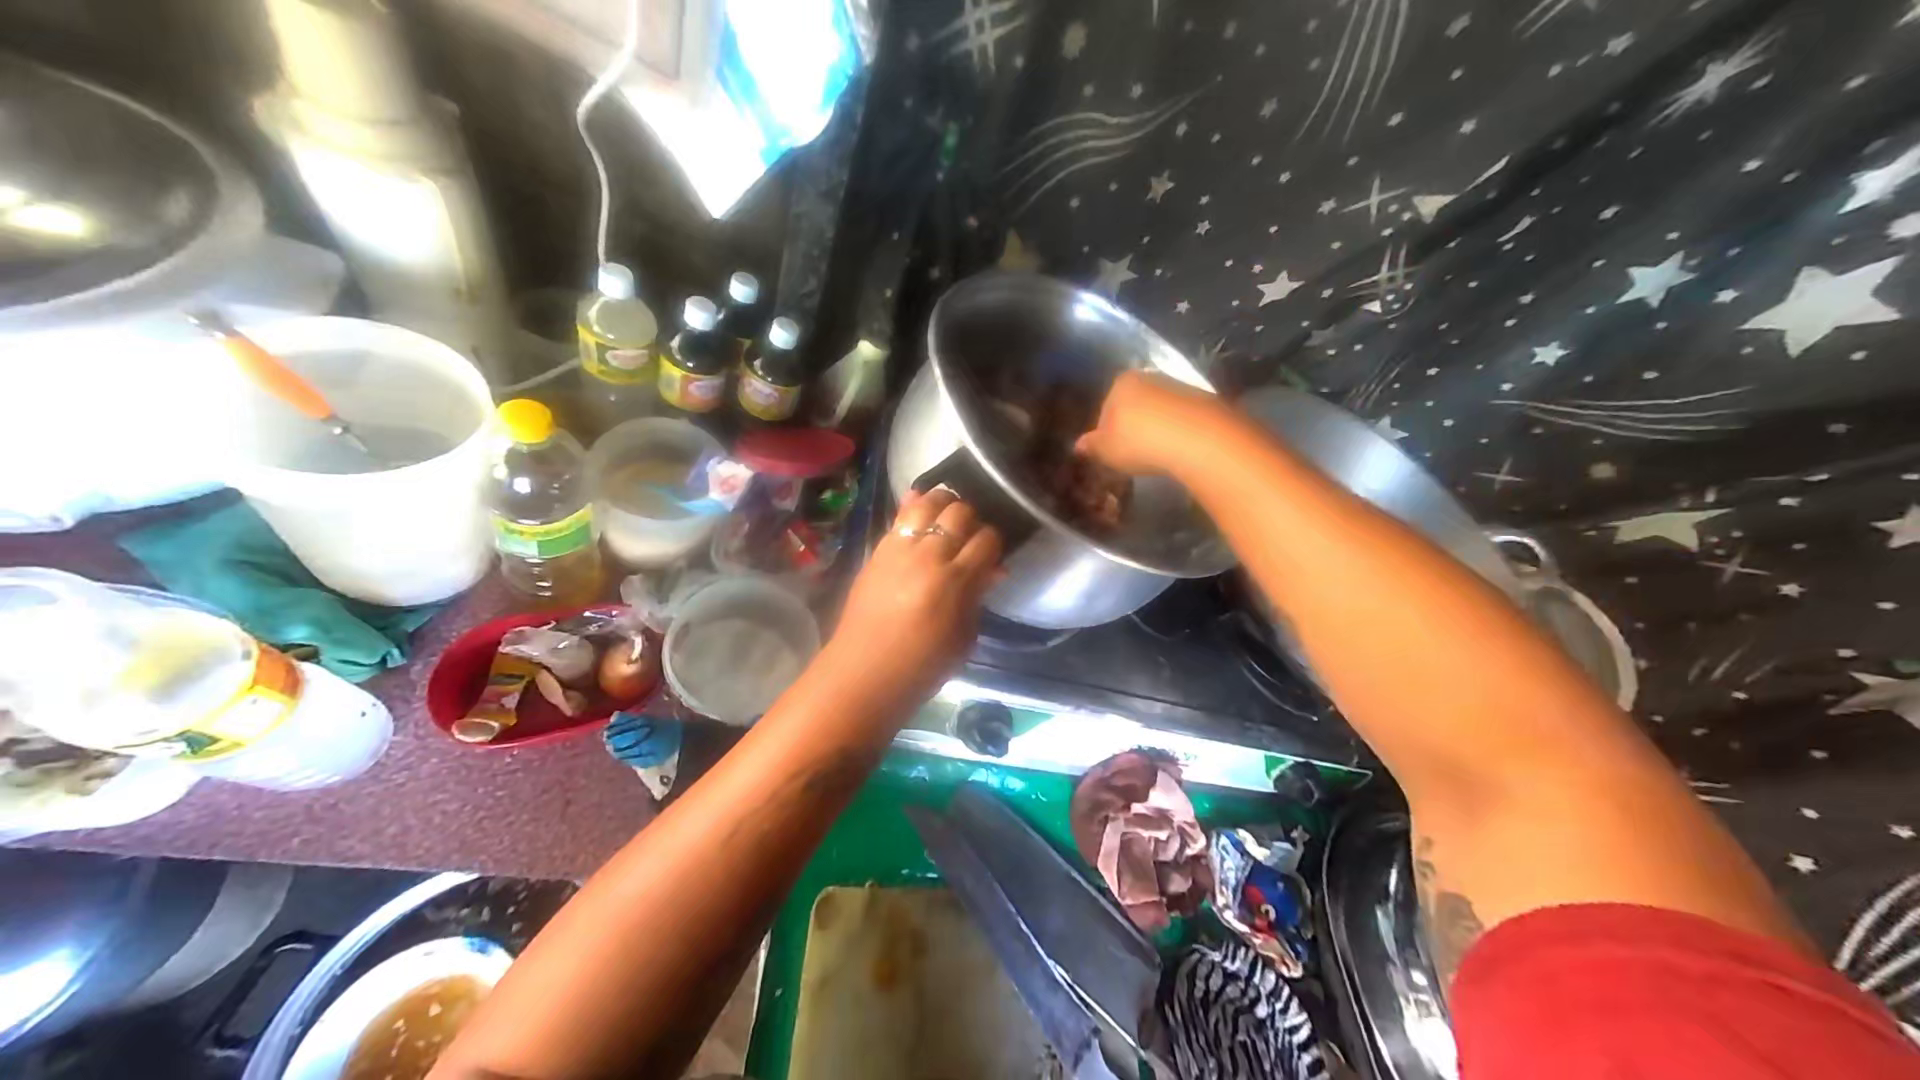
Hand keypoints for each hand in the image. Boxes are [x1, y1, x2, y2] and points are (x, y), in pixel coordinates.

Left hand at [825, 489, 1002, 708]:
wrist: (864, 673)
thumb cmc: (921, 666)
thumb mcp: (963, 637)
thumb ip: (977, 597)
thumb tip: (992, 570)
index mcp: (955, 581)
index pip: (986, 540)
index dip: (994, 543)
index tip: (993, 554)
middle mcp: (928, 556)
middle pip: (960, 513)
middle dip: (973, 519)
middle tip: (971, 536)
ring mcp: (899, 549)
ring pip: (929, 503)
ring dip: (944, 503)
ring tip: (949, 514)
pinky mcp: (878, 550)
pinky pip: (900, 516)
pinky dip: (915, 506)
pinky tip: (923, 504)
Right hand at [1075, 371, 1231, 476]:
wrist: (1199, 439)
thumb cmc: (1140, 441)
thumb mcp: (1107, 450)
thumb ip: (1092, 446)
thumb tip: (1079, 445)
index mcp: (1121, 382)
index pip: (1106, 406)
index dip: (1106, 431)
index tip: (1111, 450)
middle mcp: (1150, 377)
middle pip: (1135, 405)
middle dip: (1133, 426)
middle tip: (1134, 454)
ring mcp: (1180, 386)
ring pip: (1160, 410)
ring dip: (1157, 429)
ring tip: (1158, 456)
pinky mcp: (1205, 400)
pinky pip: (1183, 419)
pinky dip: (1179, 432)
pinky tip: (1179, 451)